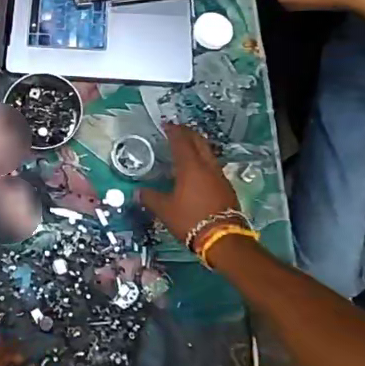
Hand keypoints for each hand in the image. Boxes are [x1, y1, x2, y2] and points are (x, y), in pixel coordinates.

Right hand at [137, 124, 240, 246]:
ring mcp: (219, 177)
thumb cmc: (191, 220)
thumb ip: (150, 198)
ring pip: (208, 153)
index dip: (174, 131)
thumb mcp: (164, 210)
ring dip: (197, 146)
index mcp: (190, 167)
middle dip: (188, 133)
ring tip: (186, 148)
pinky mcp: (226, 188)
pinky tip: (197, 169)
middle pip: (199, 142)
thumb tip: (138, 192)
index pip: (181, 142)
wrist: (224, 240)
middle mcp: (207, 167)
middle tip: (177, 131)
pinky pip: (212, 166)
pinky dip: (203, 161)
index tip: (167, 125)